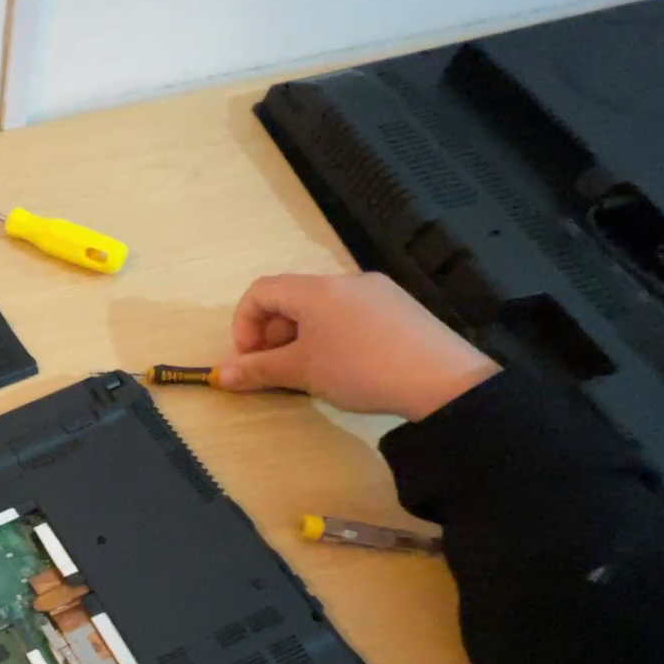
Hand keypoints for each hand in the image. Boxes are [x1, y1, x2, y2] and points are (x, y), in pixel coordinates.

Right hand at [215, 272, 499, 419]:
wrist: (443, 381)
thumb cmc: (359, 369)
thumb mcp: (300, 372)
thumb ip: (256, 370)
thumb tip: (219, 375)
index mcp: (316, 290)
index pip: (260, 291)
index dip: (243, 324)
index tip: (250, 357)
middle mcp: (345, 281)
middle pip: (289, 297)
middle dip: (270, 332)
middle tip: (275, 367)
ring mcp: (376, 291)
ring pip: (319, 307)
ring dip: (299, 335)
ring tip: (308, 369)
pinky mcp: (398, 308)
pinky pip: (348, 313)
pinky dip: (329, 333)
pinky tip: (343, 363)